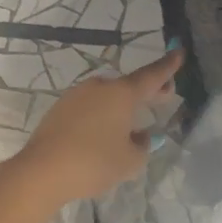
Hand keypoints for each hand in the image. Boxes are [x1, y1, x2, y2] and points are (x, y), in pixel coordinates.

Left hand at [2, 47, 183, 204]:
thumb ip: (142, 146)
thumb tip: (140, 137)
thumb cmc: (94, 163)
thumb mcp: (130, 161)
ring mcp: (75, 96)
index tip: (178, 52)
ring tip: (132, 123)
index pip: (151, 76)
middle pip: (128, 86)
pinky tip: (103, 134)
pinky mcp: (58, 109)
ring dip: (121, 106)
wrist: (42, 171)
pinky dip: (101, 115)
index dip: (167, 67)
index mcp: (121, 94)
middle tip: (163, 97)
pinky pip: (88, 108)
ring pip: (106, 97)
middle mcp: (98, 87)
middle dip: (146, 91)